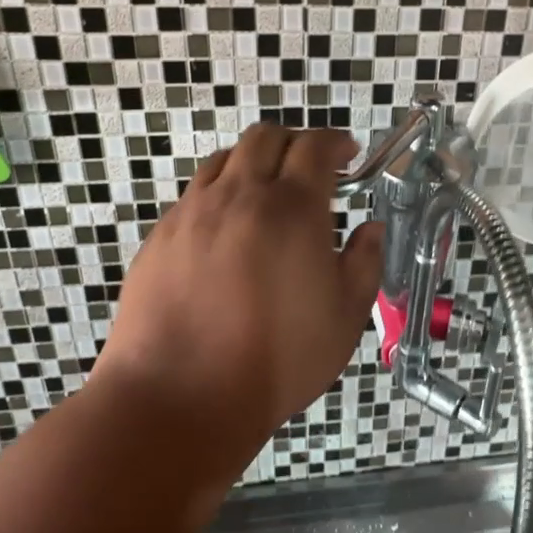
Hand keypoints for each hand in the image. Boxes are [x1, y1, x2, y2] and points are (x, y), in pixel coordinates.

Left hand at [99, 124, 384, 456]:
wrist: (181, 395)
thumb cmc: (276, 360)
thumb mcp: (344, 318)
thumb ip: (364, 264)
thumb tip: (370, 230)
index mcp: (292, 209)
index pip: (315, 147)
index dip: (336, 143)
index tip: (348, 154)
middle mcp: (239, 195)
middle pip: (265, 137)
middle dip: (294, 142)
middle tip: (310, 169)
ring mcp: (193, 212)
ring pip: (225, 159)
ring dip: (253, 163)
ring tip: (265, 194)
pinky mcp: (161, 236)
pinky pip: (195, 194)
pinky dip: (220, 195)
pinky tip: (227, 232)